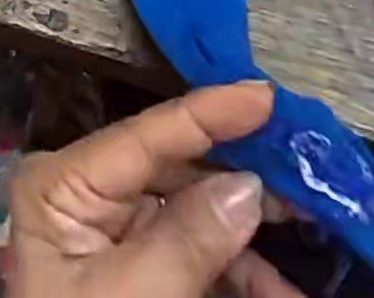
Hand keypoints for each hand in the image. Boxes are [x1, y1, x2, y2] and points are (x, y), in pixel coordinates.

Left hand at [8, 81, 304, 297]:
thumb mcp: (132, 297)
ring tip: (309, 222)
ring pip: (193, 203)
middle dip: (241, 169)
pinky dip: (239, 266)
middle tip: (301, 163)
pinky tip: (279, 286)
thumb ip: (187, 239)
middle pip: (176, 164)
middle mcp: (88, 189)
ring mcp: (113, 225)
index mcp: (64, 182)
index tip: (265, 95)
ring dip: (250, 225)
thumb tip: (248, 184)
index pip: (145, 134)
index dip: (209, 111)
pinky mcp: (137, 259)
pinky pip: (194, 246)